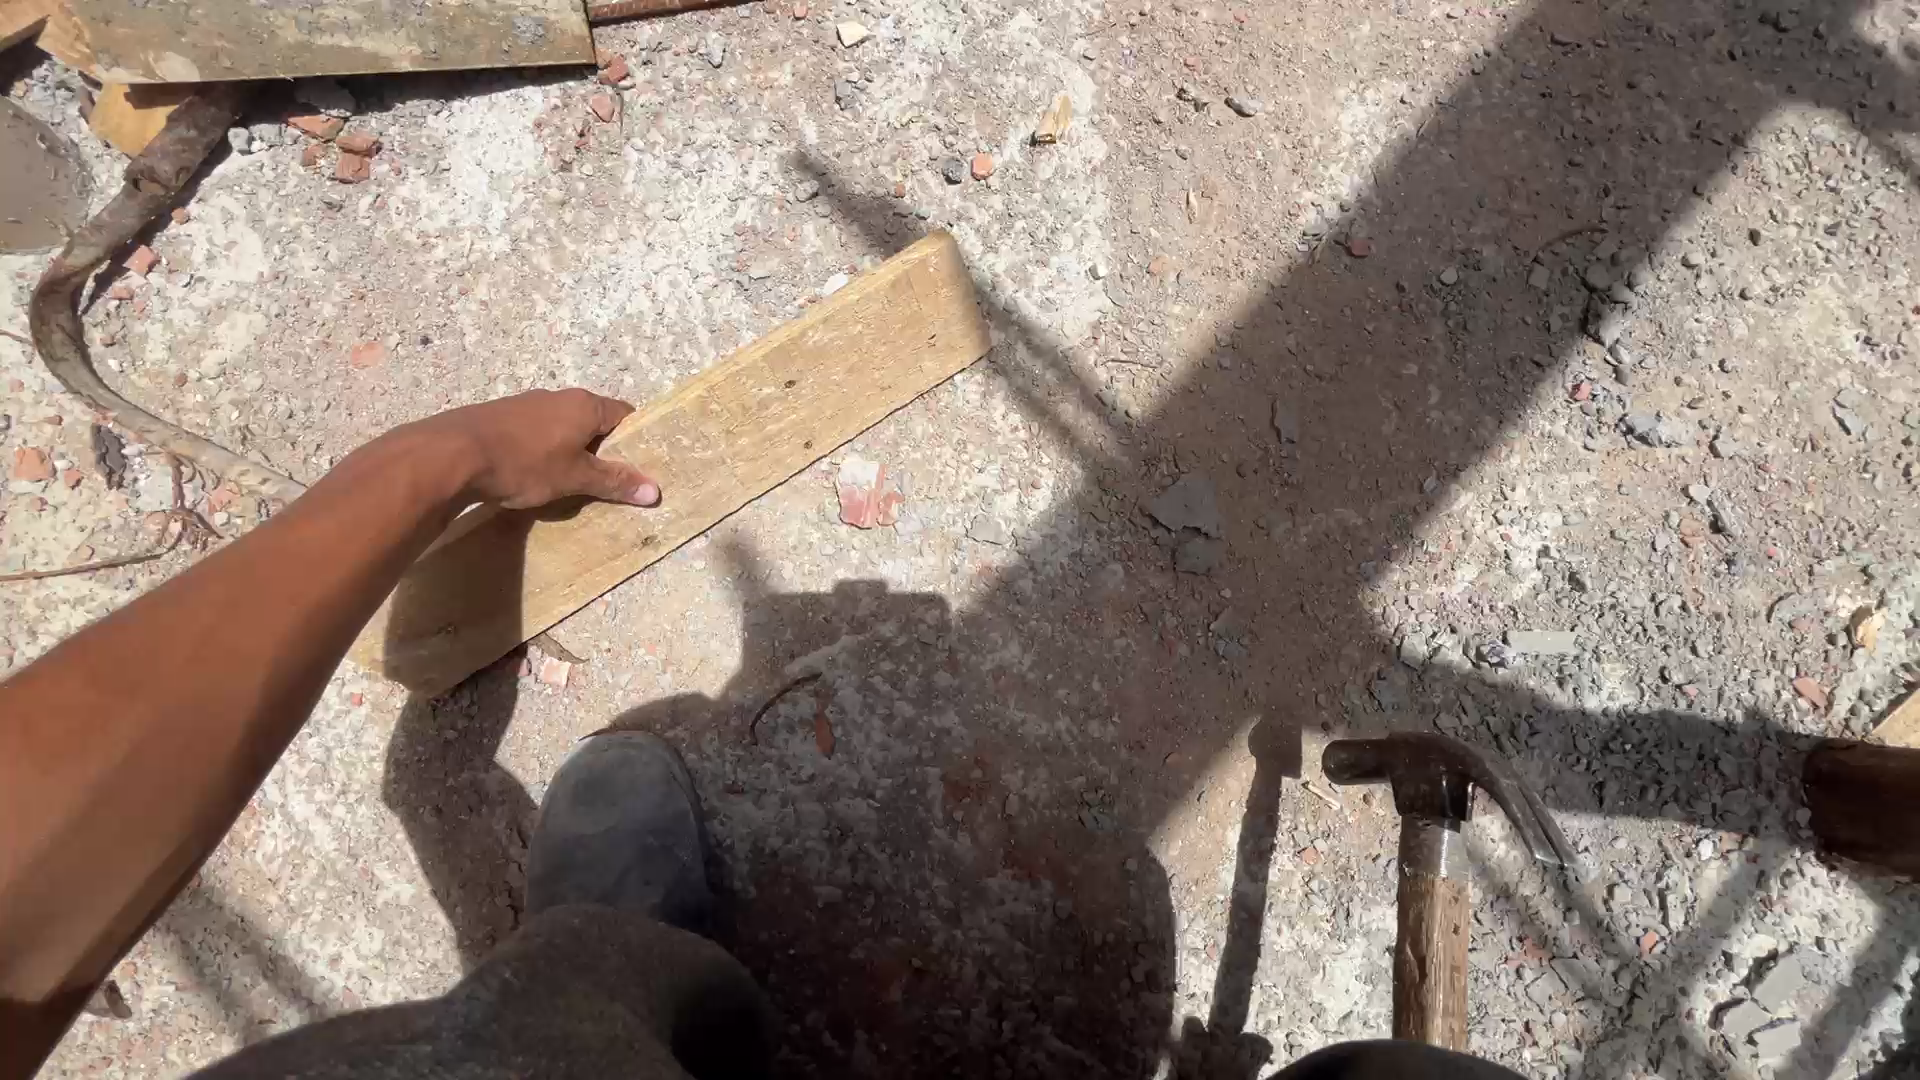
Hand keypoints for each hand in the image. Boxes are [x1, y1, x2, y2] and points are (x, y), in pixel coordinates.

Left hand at [415, 389, 660, 509]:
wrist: (448, 456)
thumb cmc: (524, 463)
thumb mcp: (576, 477)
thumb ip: (615, 481)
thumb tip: (655, 491)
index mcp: (584, 405)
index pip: (625, 415)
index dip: (637, 439)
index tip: (641, 464)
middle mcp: (558, 397)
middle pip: (594, 421)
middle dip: (604, 449)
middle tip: (610, 479)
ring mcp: (526, 405)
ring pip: (564, 428)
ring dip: (572, 451)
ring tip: (573, 480)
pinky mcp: (500, 418)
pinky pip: (537, 433)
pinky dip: (545, 451)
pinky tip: (536, 473)